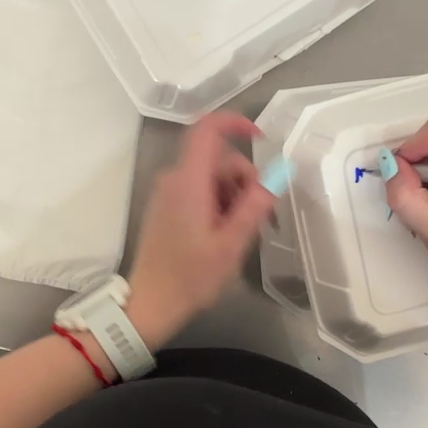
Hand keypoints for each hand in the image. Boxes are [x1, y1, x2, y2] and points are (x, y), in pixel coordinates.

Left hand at [126, 112, 278, 344]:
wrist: (150, 304)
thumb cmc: (191, 277)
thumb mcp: (231, 244)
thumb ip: (255, 205)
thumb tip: (278, 174)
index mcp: (188, 182)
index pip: (208, 129)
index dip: (236, 123)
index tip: (262, 138)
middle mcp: (174, 179)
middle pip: (216, 158)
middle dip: (243, 178)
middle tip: (258, 217)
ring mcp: (167, 193)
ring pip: (209, 176)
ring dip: (232, 195)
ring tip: (240, 233)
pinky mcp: (165, 208)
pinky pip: (198, 190)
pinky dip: (217, 203)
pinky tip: (223, 235)